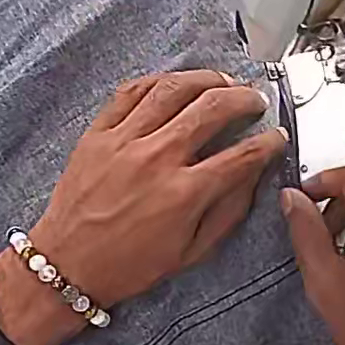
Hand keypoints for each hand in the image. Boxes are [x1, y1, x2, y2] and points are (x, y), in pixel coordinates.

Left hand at [0, 70, 287, 344]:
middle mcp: (156, 160)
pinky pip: (131, 91)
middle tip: (254, 100)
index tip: (275, 137)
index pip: (242, 155)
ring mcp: (124, 141)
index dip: (268, 142)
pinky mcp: (98, 133)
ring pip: (174, 89)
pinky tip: (175, 82)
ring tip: (222, 81)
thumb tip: (253, 177)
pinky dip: (159, 80)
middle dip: (244, 98)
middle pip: (213, 107)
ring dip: (206, 78)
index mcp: (184, 194)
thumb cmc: (128, 264)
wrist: (69, 265)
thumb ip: (229, 211)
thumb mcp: (192, 251)